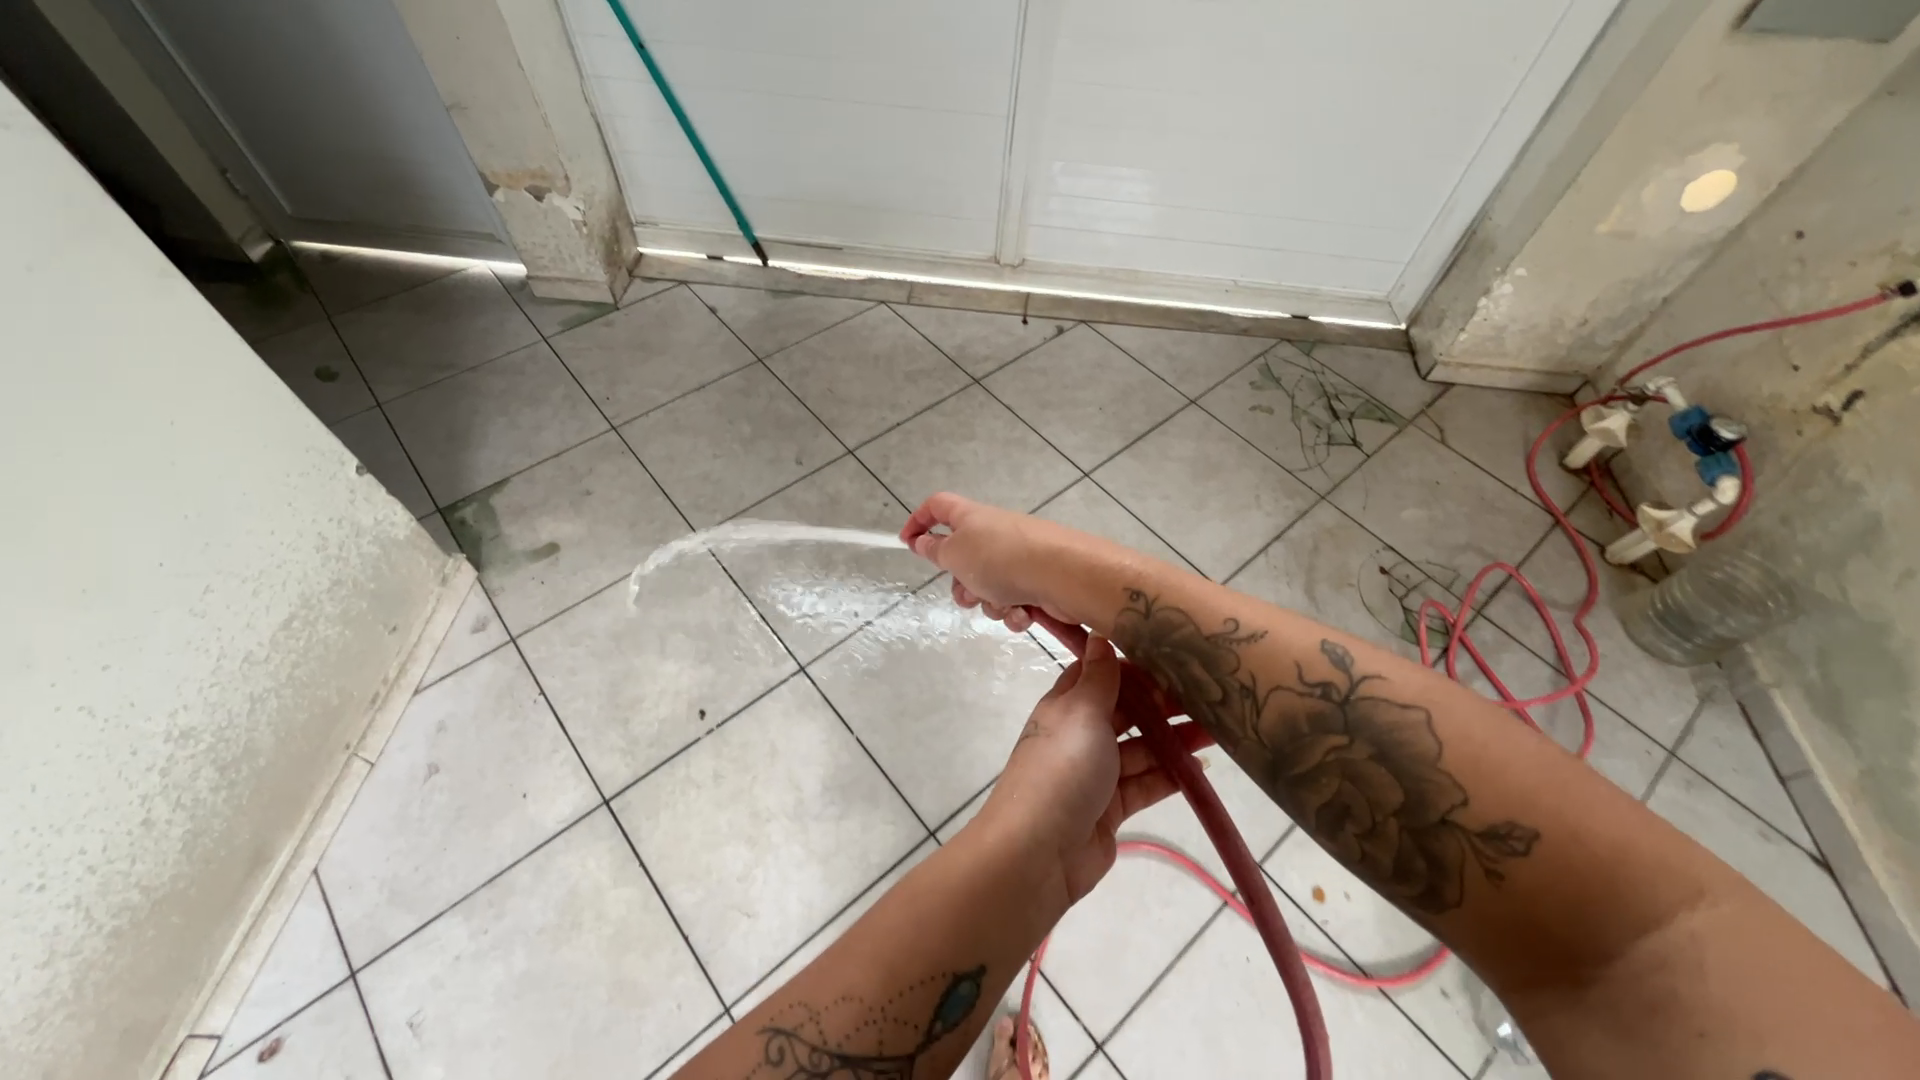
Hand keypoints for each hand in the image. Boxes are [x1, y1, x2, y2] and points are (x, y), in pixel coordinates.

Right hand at [899, 493, 1129, 633]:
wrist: (1062, 574)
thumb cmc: (1000, 558)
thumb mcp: (956, 554)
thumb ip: (935, 550)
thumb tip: (920, 540)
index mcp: (971, 517)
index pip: (938, 506)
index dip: (919, 520)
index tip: (907, 543)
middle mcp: (994, 534)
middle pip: (962, 559)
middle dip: (961, 584)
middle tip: (967, 593)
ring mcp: (1017, 558)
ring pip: (987, 586)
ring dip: (990, 602)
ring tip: (1003, 604)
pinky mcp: (1037, 581)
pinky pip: (1012, 600)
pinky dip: (1014, 610)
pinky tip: (1024, 613)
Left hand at [974, 635, 1205, 904]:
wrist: (1036, 853)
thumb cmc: (1059, 771)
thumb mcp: (1080, 713)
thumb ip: (1098, 679)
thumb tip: (1098, 635)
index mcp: (1066, 707)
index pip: (1102, 676)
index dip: (1135, 667)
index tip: (1174, 659)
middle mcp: (1079, 736)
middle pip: (1127, 712)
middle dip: (1163, 704)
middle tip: (1209, 696)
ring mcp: (1095, 774)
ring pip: (1141, 749)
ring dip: (1175, 740)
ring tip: (1218, 730)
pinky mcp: (1111, 809)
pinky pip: (1146, 784)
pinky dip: (1171, 776)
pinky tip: (1202, 768)